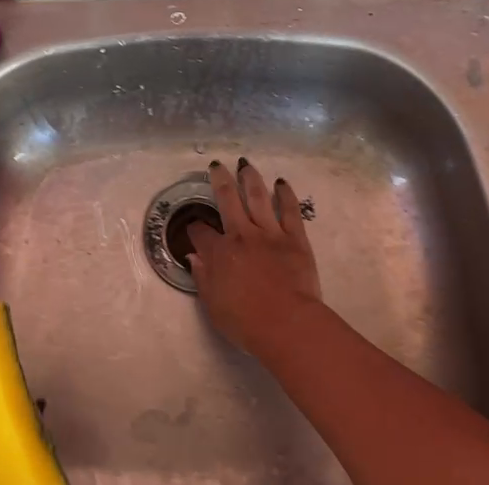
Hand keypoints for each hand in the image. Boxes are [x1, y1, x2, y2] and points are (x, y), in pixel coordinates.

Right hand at [188, 158, 321, 358]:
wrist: (286, 324)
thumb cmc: (246, 322)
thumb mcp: (213, 306)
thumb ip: (203, 278)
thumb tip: (194, 257)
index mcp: (219, 252)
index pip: (201, 232)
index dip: (194, 227)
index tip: (193, 226)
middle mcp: (242, 234)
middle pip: (227, 199)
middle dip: (220, 180)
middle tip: (216, 166)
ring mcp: (270, 232)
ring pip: (257, 196)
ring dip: (250, 178)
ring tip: (245, 165)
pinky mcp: (295, 237)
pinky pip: (289, 209)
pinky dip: (285, 194)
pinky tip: (281, 183)